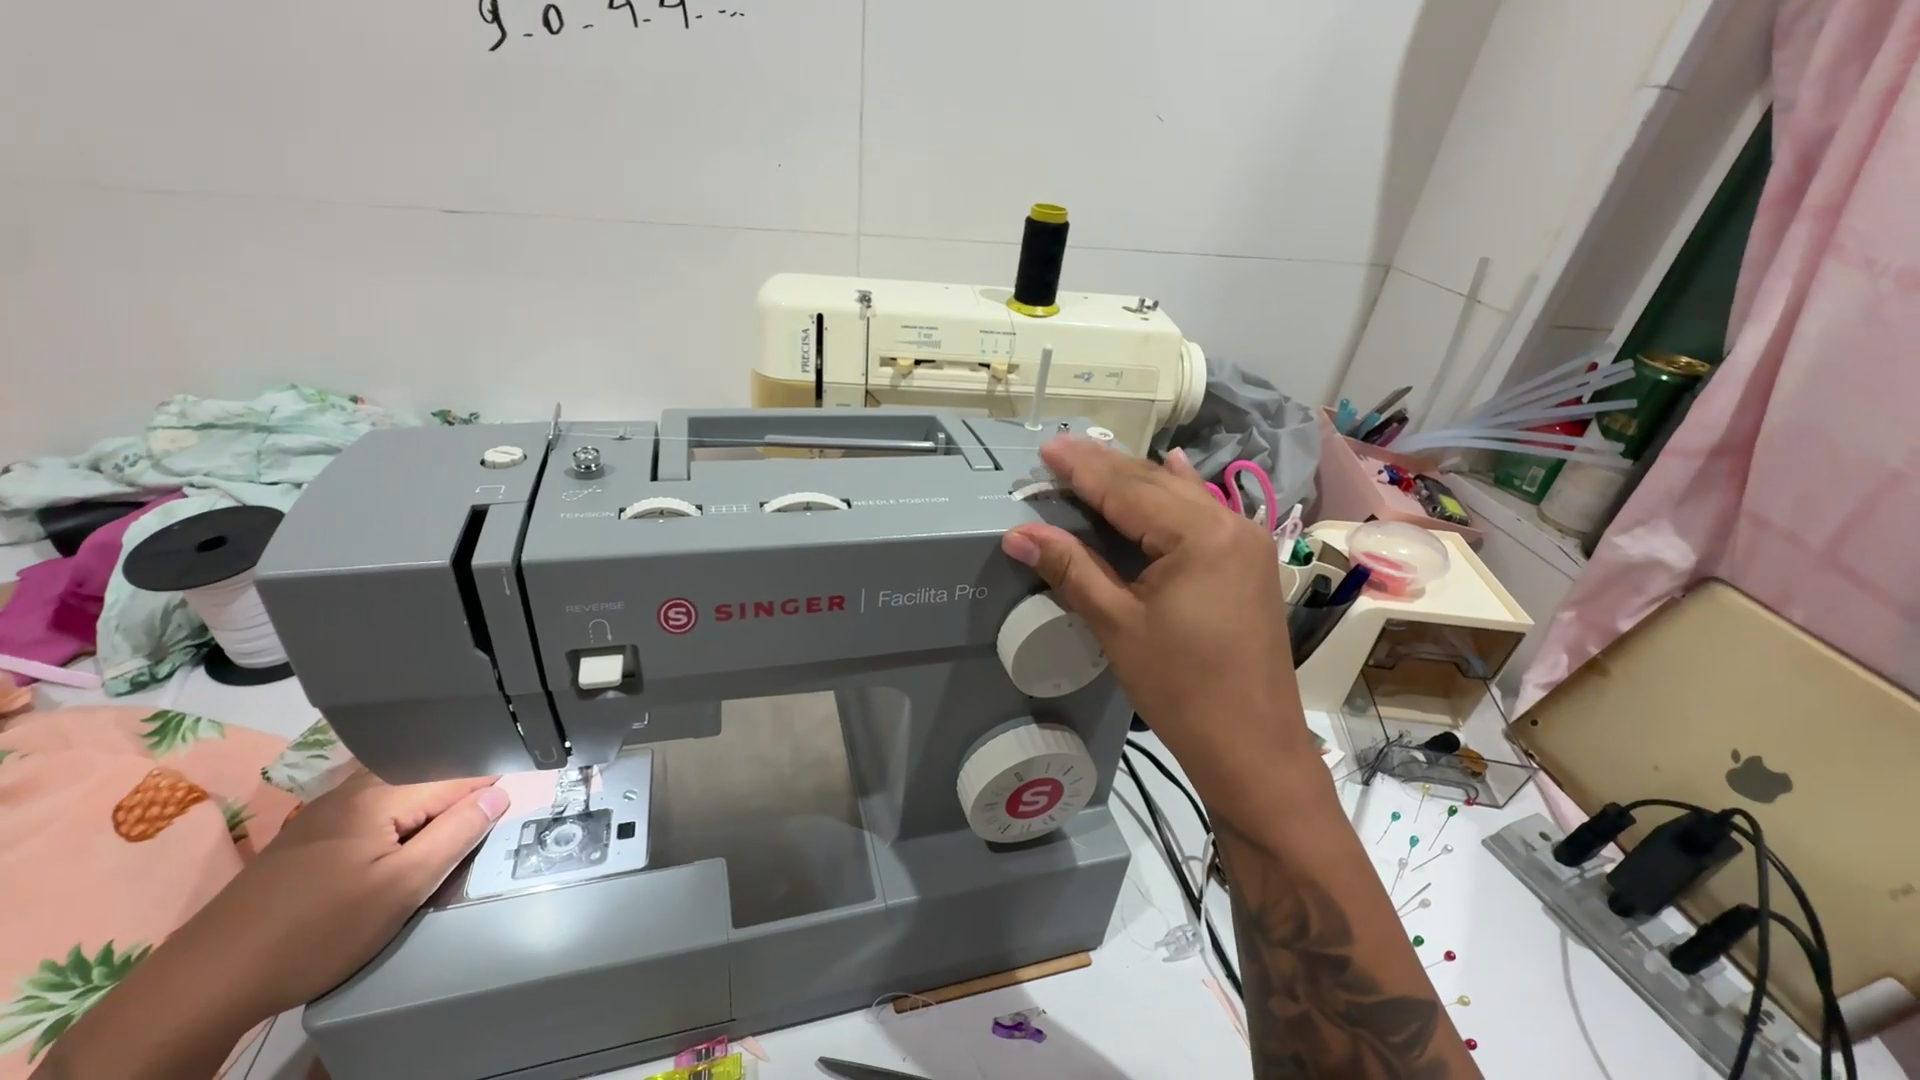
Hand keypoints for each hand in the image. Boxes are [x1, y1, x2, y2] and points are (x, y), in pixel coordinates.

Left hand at [180, 768, 509, 1014]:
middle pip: (421, 776)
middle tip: (486, 824)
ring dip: (425, 809)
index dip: (490, 787)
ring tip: (450, 836)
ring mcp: (320, 814)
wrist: (211, 979)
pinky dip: (395, 822)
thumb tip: (498, 795)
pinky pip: (367, 812)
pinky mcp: (303, 839)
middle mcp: (348, 792)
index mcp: (377, 795)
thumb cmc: (318, 932)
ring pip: (393, 793)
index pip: (455, 775)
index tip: (518, 802)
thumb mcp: (402, 888)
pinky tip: (400, 848)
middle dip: (458, 793)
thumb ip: (455, 835)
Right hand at [1000, 439, 1317, 803]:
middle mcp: (1229, 524)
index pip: (1128, 489)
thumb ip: (1071, 568)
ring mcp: (1246, 543)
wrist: (1252, 746)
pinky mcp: (1249, 564)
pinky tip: (1174, 464)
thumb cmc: (1181, 689)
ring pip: (1180, 496)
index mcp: (1199, 535)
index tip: (1045, 447)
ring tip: (1095, 458)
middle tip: (1059, 449)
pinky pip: (1205, 514)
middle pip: (1155, 485)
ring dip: (1136, 479)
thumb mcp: (1118, 625)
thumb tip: (1017, 532)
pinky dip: (1177, 493)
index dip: (1083, 469)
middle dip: (1106, 467)